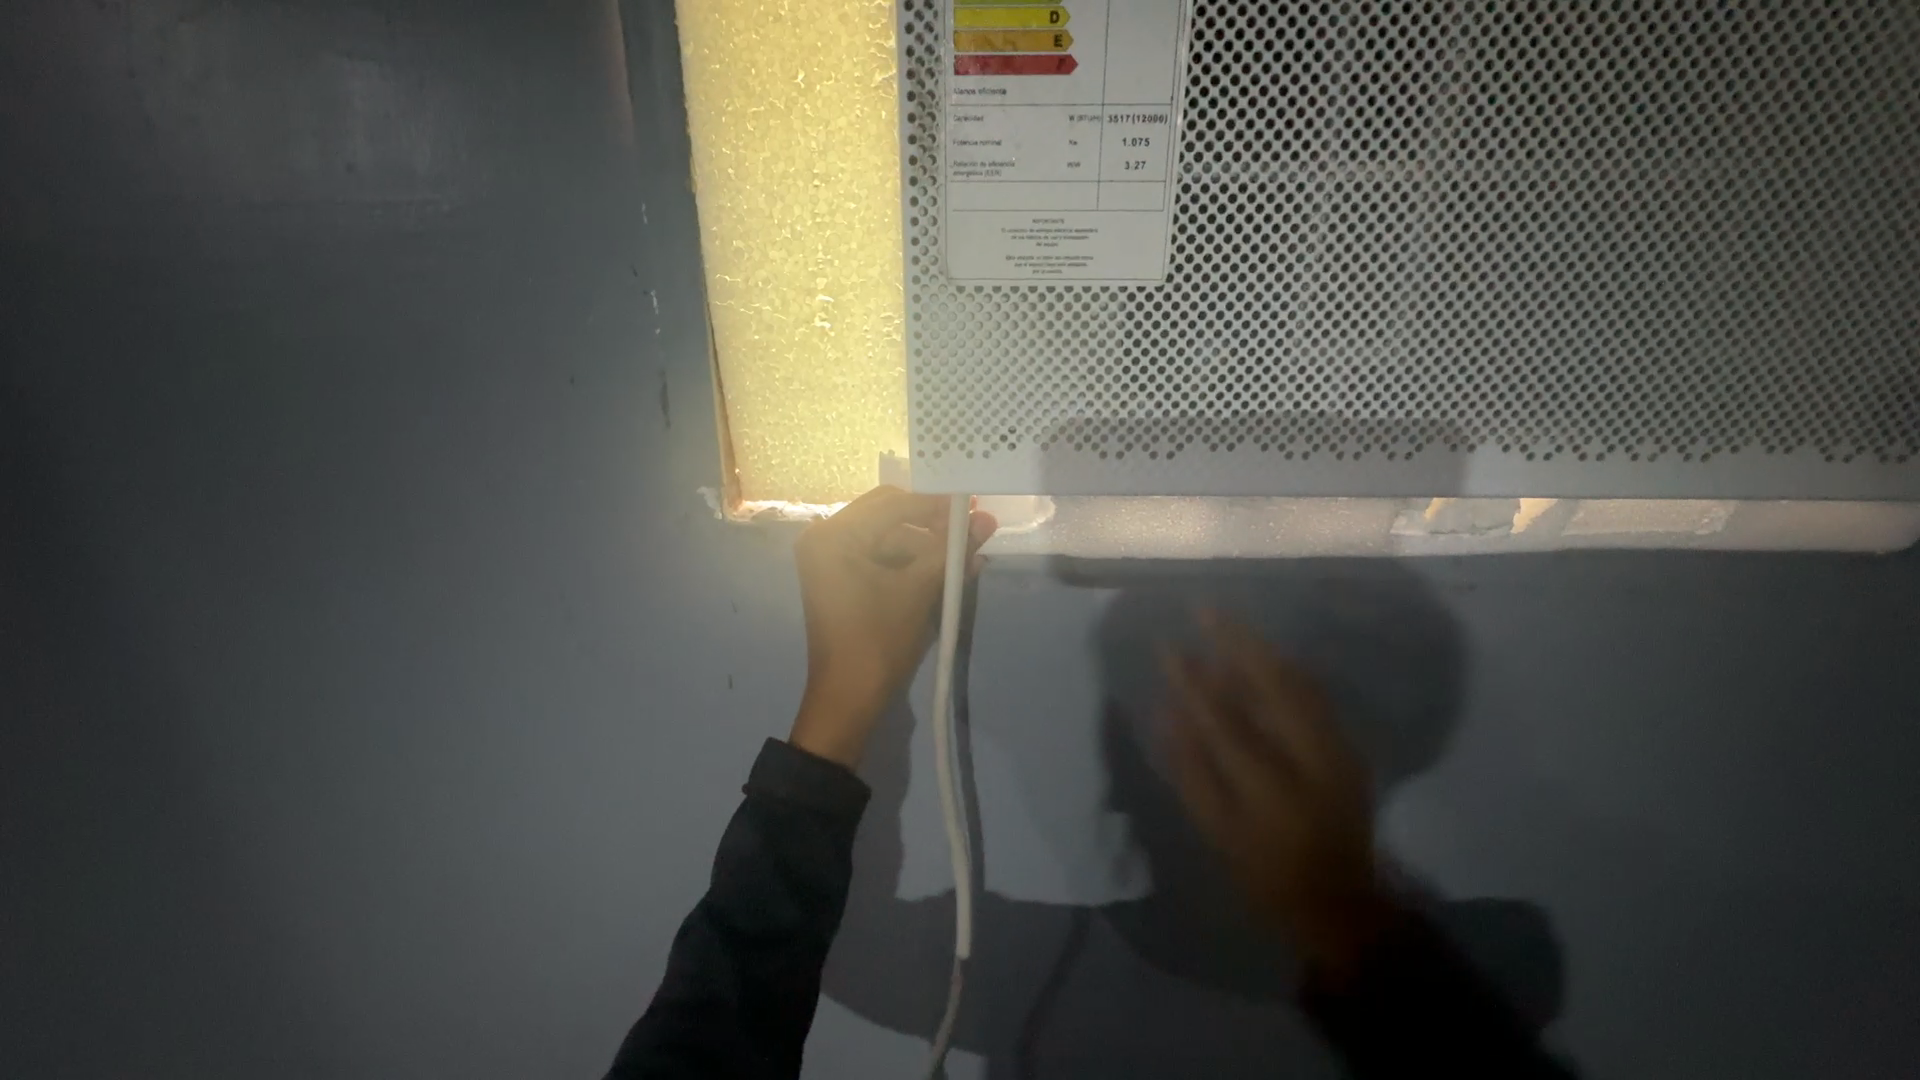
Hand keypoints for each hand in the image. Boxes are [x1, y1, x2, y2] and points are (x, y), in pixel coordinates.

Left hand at [788, 486, 996, 767]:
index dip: (937, 505)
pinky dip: (915, 566)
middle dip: (933, 527)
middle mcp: (826, 539)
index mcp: (834, 535)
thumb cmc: (878, 641)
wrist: (849, 701)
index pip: (894, 503)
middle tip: (972, 535)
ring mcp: (833, 561)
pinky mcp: (845, 581)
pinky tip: (949, 576)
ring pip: (892, 540)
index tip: (974, 509)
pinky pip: (885, 560)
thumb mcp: (919, 590)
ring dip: (929, 549)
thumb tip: (987, 519)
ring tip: (968, 562)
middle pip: (891, 517)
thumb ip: (952, 550)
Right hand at [1162, 612, 1399, 982]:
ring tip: (1228, 626)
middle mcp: (1311, 758)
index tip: (1168, 647)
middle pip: (1274, 684)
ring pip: (1299, 683)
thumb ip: (1190, 769)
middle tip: (1205, 610)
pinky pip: (1313, 696)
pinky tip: (1261, 660)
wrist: (1341, 903)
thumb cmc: (1265, 873)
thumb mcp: (1217, 831)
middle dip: (1237, 642)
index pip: (1223, 719)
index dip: (1192, 680)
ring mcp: (1337, 750)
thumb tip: (1167, 712)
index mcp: (1271, 787)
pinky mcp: (1348, 748)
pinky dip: (1284, 671)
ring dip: (1262, 651)